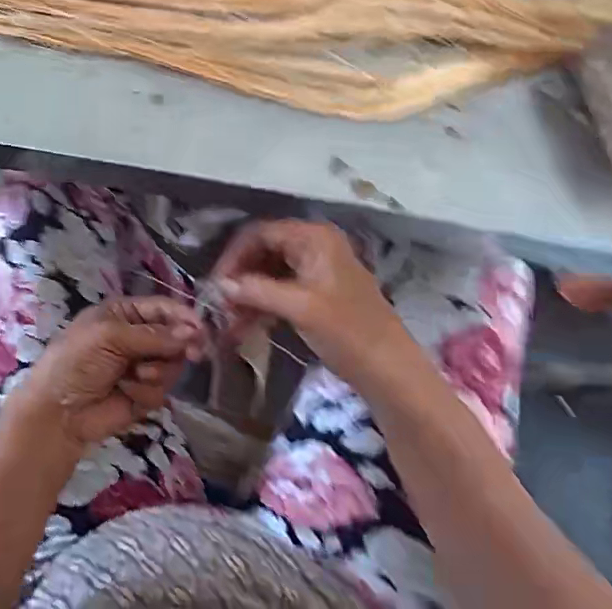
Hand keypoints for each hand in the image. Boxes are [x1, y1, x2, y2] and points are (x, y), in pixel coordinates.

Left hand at [2, 297, 203, 450]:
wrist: (60, 410)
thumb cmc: (76, 361)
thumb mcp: (109, 337)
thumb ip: (151, 335)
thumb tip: (192, 332)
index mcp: (122, 313)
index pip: (161, 308)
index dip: (184, 317)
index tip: (202, 330)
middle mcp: (134, 336)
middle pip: (175, 337)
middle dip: (178, 347)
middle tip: (190, 355)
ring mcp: (140, 365)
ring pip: (172, 365)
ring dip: (157, 371)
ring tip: (135, 375)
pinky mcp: (143, 393)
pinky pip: (162, 389)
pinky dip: (147, 392)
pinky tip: (127, 393)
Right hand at [209, 220, 418, 386]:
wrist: (395, 377)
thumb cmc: (349, 334)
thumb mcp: (298, 308)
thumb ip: (254, 290)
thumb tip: (219, 285)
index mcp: (314, 238)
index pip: (258, 233)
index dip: (233, 256)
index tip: (216, 282)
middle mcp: (315, 246)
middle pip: (261, 251)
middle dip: (239, 277)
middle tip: (220, 302)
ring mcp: (317, 270)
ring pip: (268, 272)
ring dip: (246, 294)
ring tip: (229, 319)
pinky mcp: (318, 294)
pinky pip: (279, 289)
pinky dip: (261, 304)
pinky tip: (244, 324)